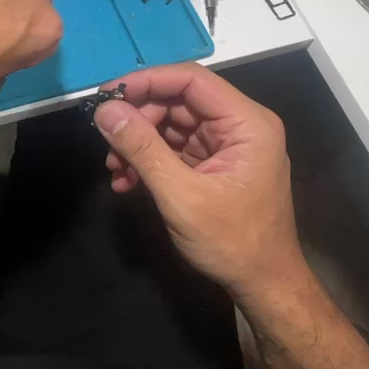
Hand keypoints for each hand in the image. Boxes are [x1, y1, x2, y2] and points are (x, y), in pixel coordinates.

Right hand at [93, 63, 309, 301]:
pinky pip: (173, 147)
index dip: (146, 81)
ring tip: (115, 170)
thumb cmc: (232, 242)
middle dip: (138, 120)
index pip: (191, 80)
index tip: (107, 95)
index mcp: (247, 123)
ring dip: (138, 143)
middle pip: (177, 101)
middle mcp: (239, 125)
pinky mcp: (214, 164)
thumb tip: (105, 111)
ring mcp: (226, 145)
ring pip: (170, 124)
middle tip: (107, 143)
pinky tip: (126, 182)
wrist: (263, 288)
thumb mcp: (181, 195)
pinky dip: (148, 160)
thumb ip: (142, 148)